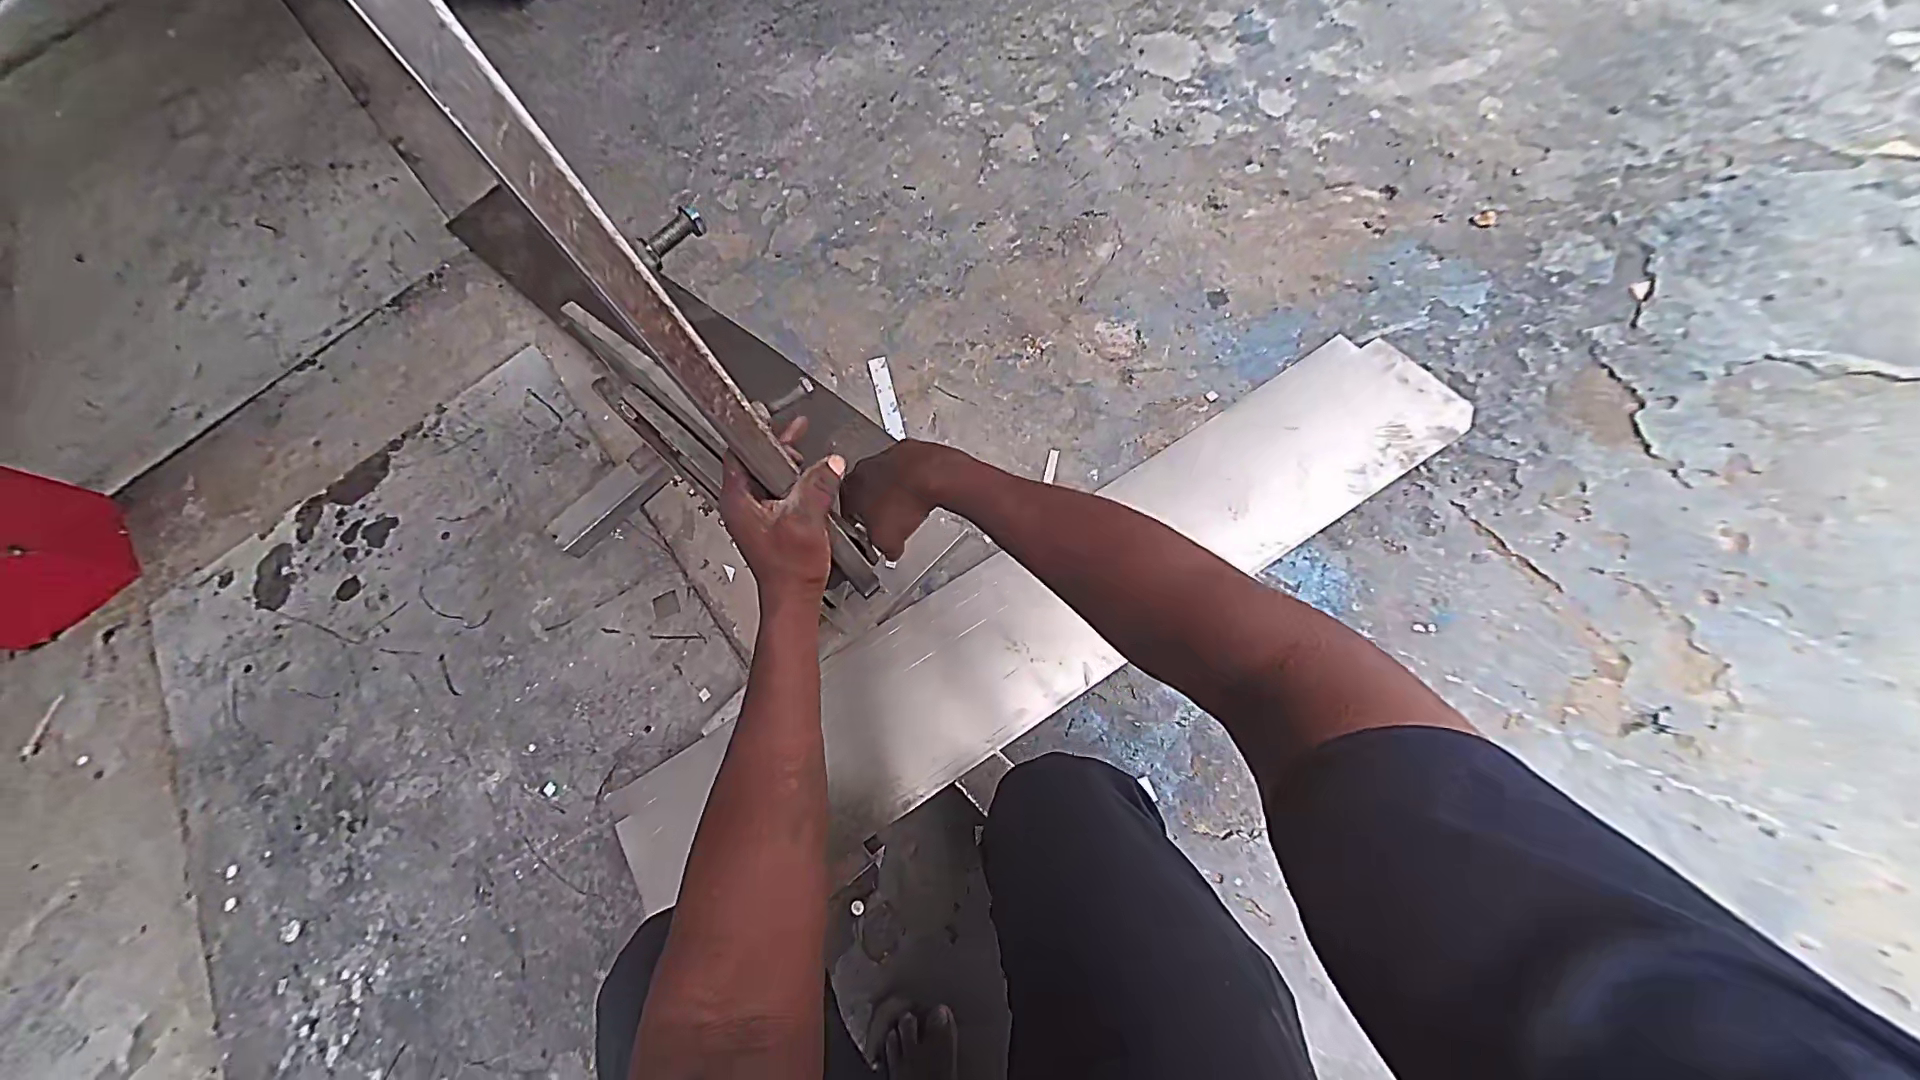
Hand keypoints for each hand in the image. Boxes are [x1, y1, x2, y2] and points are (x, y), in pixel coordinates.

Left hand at [718, 418, 846, 605]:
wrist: (795, 598)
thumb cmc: (790, 569)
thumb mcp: (806, 519)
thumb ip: (818, 485)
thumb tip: (831, 464)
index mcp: (738, 501)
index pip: (739, 453)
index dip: (760, 435)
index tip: (776, 423)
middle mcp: (742, 506)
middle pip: (757, 463)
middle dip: (781, 451)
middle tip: (800, 441)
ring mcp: (756, 516)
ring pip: (771, 479)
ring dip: (791, 470)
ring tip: (811, 468)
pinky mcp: (770, 524)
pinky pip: (781, 495)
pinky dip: (796, 487)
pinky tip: (813, 489)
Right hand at [840, 440, 958, 560]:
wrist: (932, 475)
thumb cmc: (906, 502)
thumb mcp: (888, 541)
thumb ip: (882, 549)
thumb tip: (889, 552)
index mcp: (849, 490)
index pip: (846, 515)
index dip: (859, 529)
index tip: (869, 535)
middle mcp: (862, 470)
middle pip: (864, 495)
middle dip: (876, 509)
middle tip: (891, 523)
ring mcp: (884, 457)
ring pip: (884, 480)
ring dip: (892, 493)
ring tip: (907, 508)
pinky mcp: (906, 451)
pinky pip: (905, 470)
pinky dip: (910, 480)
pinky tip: (919, 494)